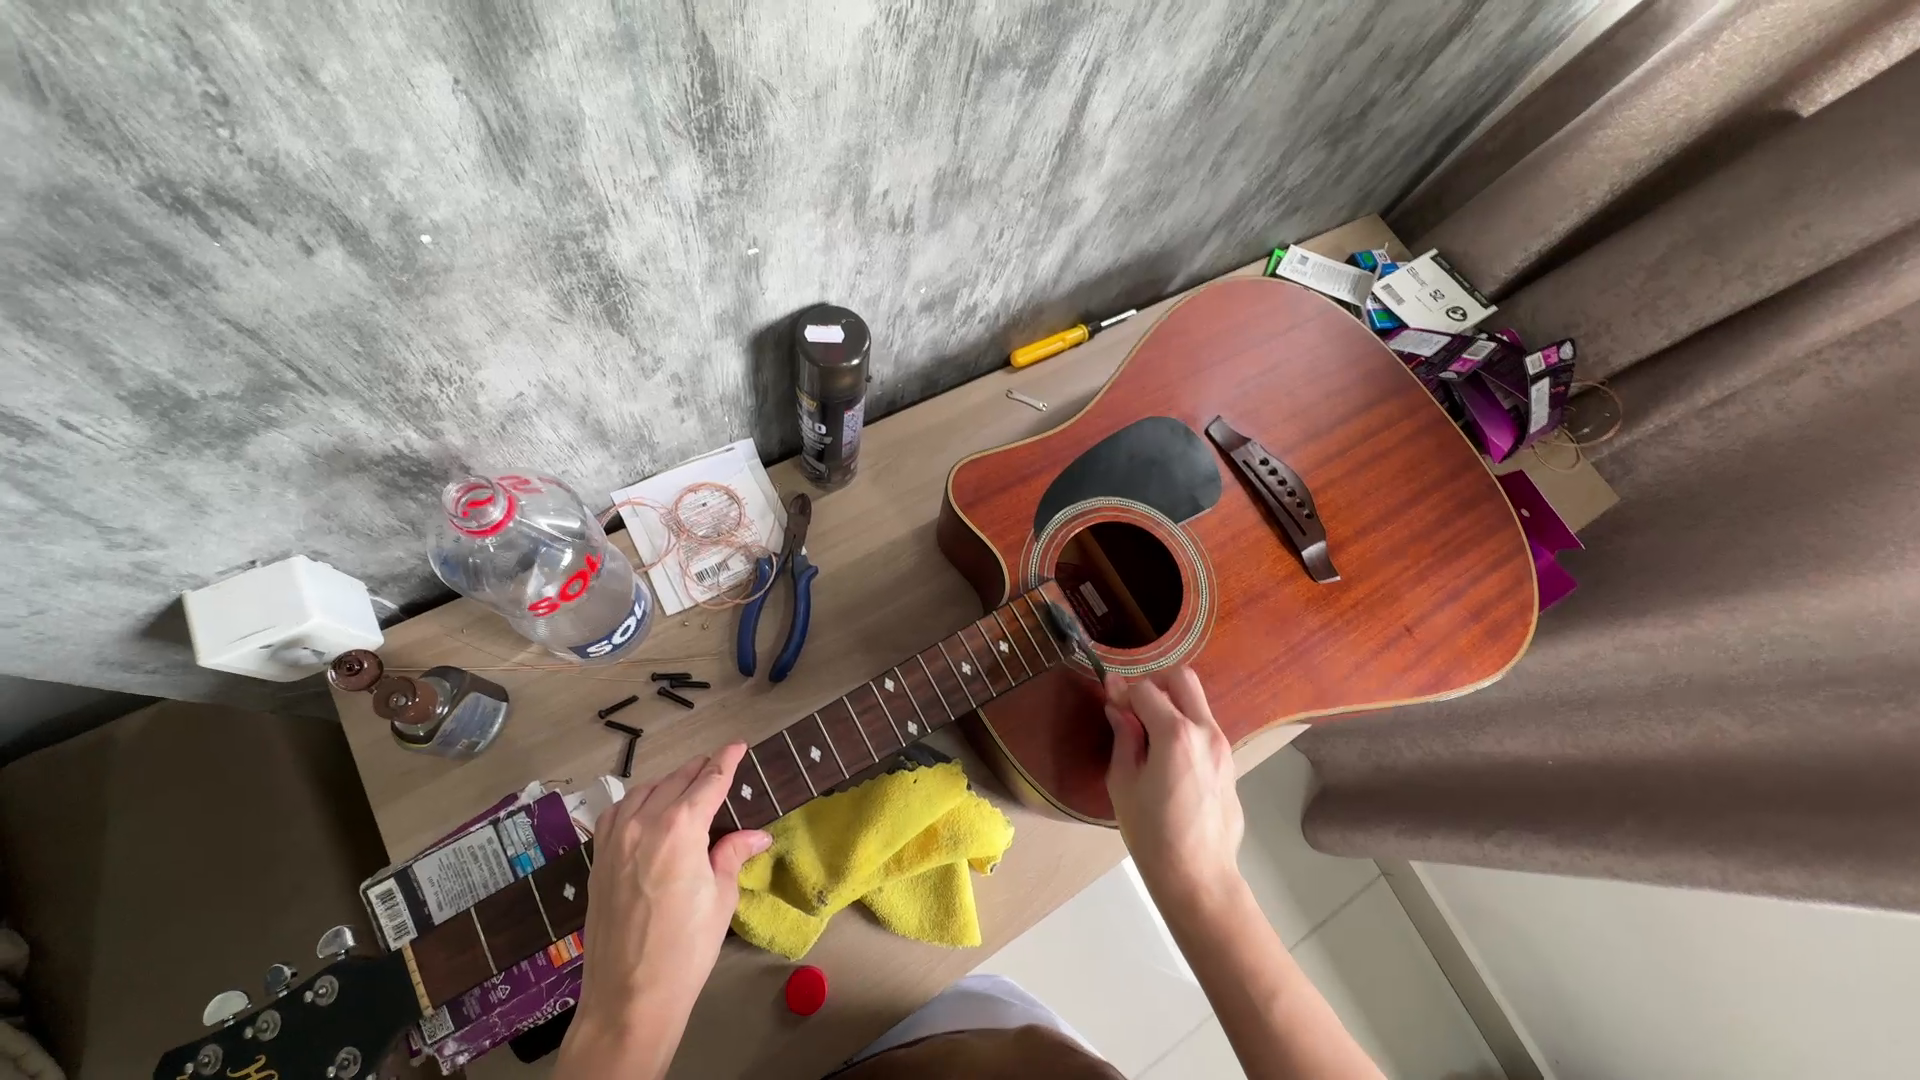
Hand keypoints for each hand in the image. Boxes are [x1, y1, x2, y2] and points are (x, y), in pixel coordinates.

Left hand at [558, 743, 770, 1079]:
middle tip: (717, 764)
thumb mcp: (720, 898)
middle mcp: (643, 825)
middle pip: (676, 782)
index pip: (708, 782)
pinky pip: (616, 814)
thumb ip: (732, 856)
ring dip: (668, 782)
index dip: (726, 762)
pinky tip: (645, 809)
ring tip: (685, 783)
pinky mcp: (599, 861)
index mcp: (680, 829)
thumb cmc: (686, 949)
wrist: (629, 997)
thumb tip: (756, 835)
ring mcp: (615, 841)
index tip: (737, 745)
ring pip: (644, 792)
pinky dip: (635, 801)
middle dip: (699, 770)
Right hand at [1103, 667, 1244, 911]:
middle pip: (1181, 678)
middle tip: (1135, 709)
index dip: (1122, 693)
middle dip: (1154, 683)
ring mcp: (1222, 745)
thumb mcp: (1123, 782)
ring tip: (1149, 738)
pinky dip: (1185, 726)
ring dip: (1172, 705)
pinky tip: (1169, 759)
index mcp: (1175, 734)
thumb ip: (1123, 736)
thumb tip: (1117, 705)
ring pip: (1197, 701)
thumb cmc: (1151, 832)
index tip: (1110, 704)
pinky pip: (1205, 726)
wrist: (1198, 874)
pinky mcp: (1229, 762)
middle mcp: (1205, 731)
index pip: (1145, 690)